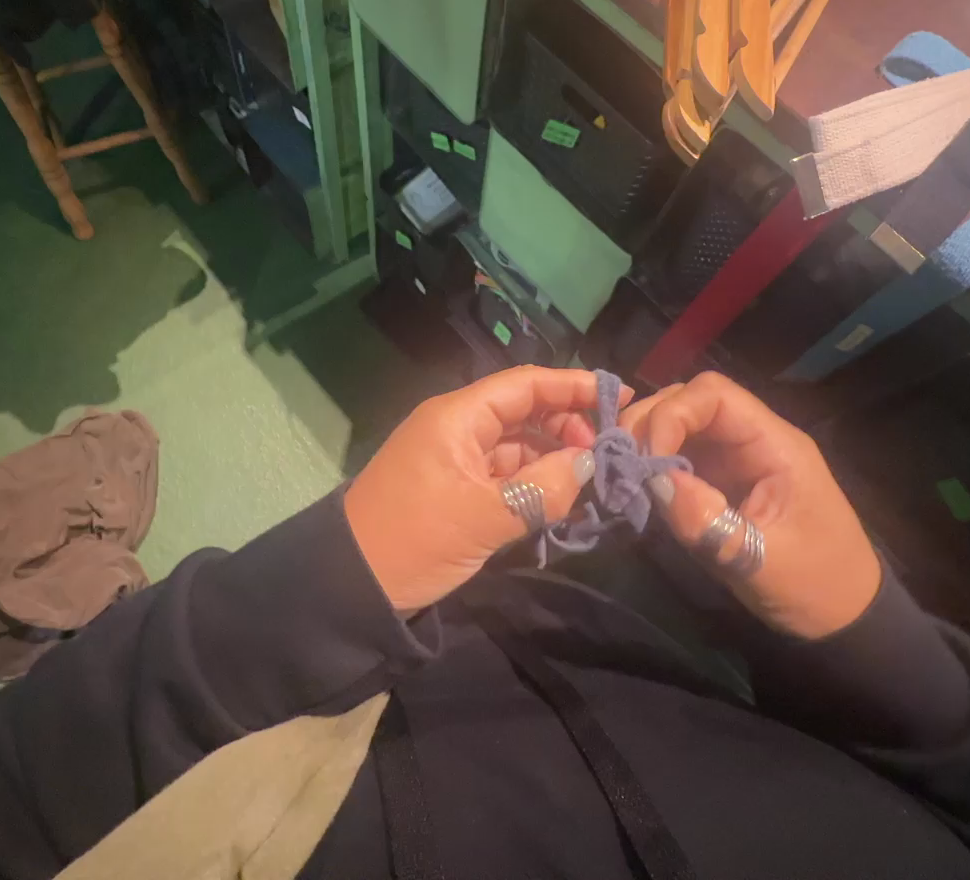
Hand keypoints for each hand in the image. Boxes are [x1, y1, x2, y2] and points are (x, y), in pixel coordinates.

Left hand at [345, 367, 619, 612]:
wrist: (349, 585)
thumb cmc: (413, 540)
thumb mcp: (483, 518)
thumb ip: (543, 490)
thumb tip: (590, 464)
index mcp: (457, 417)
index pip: (525, 384)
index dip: (574, 386)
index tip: (620, 399)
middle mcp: (457, 426)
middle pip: (523, 409)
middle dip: (566, 423)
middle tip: (602, 455)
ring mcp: (455, 456)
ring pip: (516, 442)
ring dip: (551, 454)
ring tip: (588, 477)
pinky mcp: (455, 485)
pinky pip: (503, 470)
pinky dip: (532, 478)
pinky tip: (558, 495)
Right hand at [620, 371, 880, 638]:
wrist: (845, 618)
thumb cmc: (816, 586)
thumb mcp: (763, 563)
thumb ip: (710, 523)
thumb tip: (654, 483)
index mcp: (774, 445)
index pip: (714, 395)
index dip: (671, 415)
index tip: (646, 458)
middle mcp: (751, 439)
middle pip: (689, 400)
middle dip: (648, 424)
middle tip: (620, 463)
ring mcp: (734, 458)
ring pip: (678, 424)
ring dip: (645, 442)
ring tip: (624, 476)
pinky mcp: (720, 479)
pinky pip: (679, 455)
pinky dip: (651, 465)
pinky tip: (637, 487)